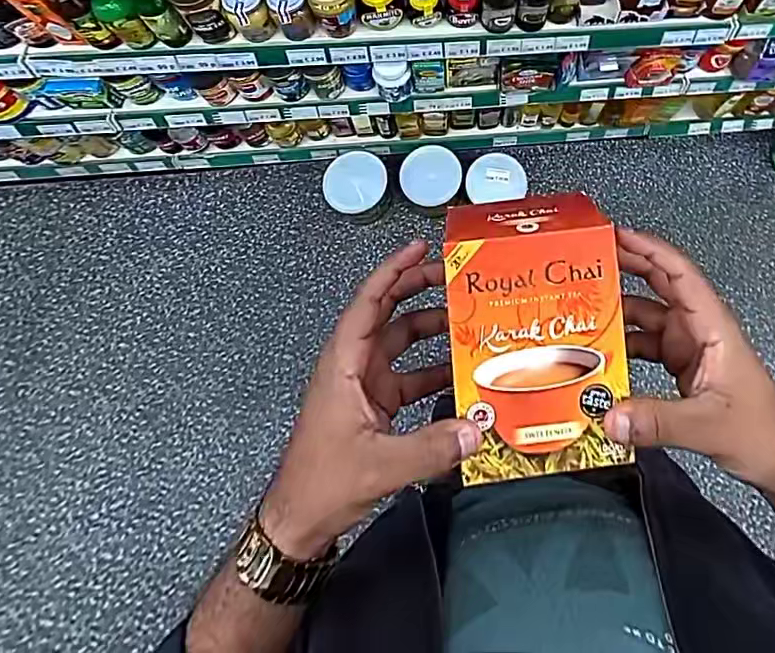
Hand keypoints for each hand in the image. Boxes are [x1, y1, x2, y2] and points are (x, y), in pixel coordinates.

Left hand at [258, 241, 479, 557]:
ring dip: (433, 329)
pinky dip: (435, 369)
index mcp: (344, 364)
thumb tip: (477, 428)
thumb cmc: (320, 486)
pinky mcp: (376, 405)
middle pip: (389, 312)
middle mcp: (355, 366)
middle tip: (454, 276)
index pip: (369, 302)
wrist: (297, 525)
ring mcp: (366, 385)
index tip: (419, 249)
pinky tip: (461, 374)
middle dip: (419, 289)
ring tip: (467, 320)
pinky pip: (411, 374)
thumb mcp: (380, 465)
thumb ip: (433, 447)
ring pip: (403, 342)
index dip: (394, 270)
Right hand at [606, 228, 774, 494]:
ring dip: (619, 310)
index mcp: (713, 325)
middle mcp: (700, 328)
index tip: (620, 235)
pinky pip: (646, 344)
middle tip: (592, 257)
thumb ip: (657, 421)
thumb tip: (611, 414)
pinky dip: (624, 344)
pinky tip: (602, 353)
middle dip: (627, 266)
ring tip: (585, 308)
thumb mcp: (708, 426)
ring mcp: (690, 346)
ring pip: (649, 315)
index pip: (679, 272)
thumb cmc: (763, 432)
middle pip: (660, 283)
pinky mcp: (683, 365)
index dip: (649, 248)